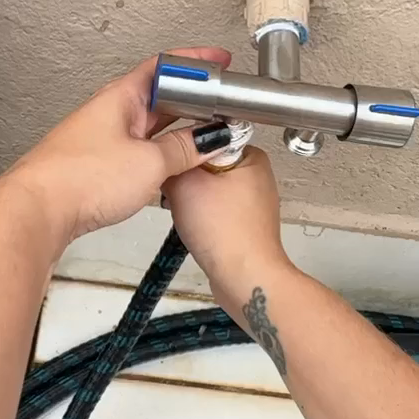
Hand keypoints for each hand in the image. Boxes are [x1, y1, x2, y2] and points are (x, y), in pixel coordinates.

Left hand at [0, 47, 234, 244]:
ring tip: (204, 139)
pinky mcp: (96, 166)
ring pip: (148, 126)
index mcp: (121, 96)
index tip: (219, 60)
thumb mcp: (150, 162)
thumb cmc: (80, 177)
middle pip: (158, 96)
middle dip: (192, 99)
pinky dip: (160, 153)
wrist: (38, 211)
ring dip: (177, 130)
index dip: (195, 61)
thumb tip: (211, 138)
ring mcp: (101, 139)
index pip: (164, 65)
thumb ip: (184, 149)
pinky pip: (137, 150)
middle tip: (220, 105)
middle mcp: (109, 112)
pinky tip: (171, 167)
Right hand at [163, 147, 295, 313]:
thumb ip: (171, 162)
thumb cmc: (223, 230)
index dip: (183, 152)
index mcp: (252, 156)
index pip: (207, 139)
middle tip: (176, 195)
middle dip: (185, 180)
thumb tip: (162, 155)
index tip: (172, 168)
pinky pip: (214, 211)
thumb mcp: (185, 185)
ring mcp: (252, 202)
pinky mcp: (244, 225)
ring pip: (207, 189)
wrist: (245, 279)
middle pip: (205, 165)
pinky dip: (200, 218)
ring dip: (190, 200)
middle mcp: (256, 175)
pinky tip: (194, 228)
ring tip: (185, 214)